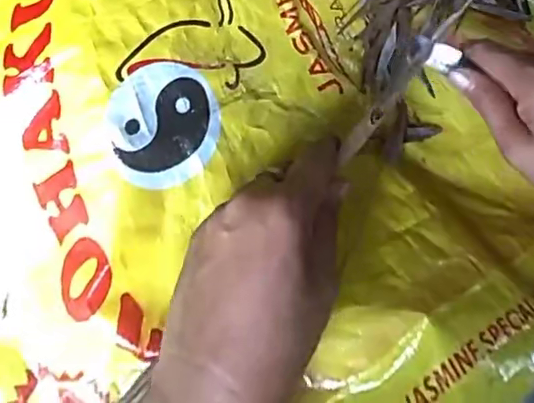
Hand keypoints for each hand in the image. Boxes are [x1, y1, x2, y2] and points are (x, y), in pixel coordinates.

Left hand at [148, 139, 347, 402]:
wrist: (211, 384)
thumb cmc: (281, 339)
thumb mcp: (322, 285)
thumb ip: (328, 225)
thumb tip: (336, 184)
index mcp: (285, 209)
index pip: (313, 158)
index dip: (329, 154)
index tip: (337, 158)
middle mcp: (248, 200)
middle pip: (281, 178)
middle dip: (296, 194)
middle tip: (302, 231)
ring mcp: (218, 216)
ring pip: (254, 197)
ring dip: (268, 211)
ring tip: (270, 257)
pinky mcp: (196, 235)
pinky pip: (232, 217)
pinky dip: (244, 228)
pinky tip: (243, 268)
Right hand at [449, 28, 533, 226]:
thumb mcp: (521, 150)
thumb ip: (488, 105)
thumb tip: (459, 72)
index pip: (487, 49)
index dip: (465, 52)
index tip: (450, 60)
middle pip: (514, 51)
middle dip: (493, 65)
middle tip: (486, 94)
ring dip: (523, 72)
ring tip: (525, 109)